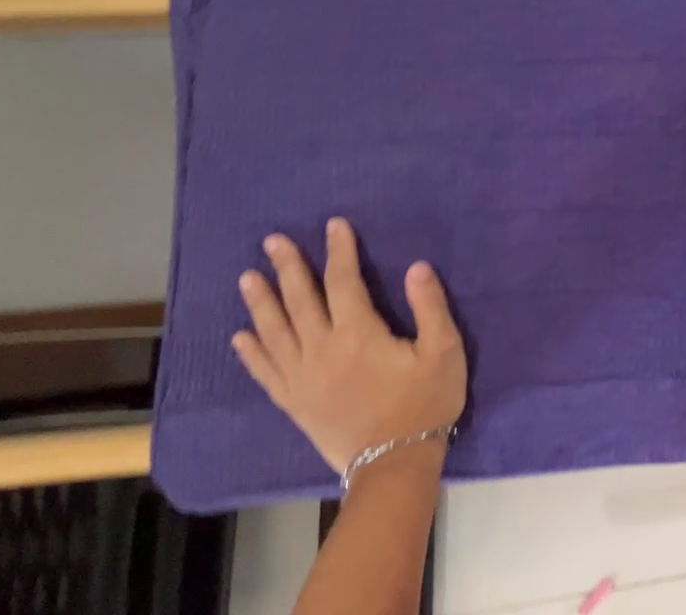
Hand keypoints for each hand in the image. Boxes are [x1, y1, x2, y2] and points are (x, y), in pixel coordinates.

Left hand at [232, 217, 467, 473]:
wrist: (393, 460)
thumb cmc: (426, 401)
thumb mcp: (444, 350)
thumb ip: (430, 307)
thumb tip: (417, 267)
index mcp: (359, 333)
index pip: (344, 282)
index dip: (340, 251)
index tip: (334, 225)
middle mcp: (321, 349)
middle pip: (300, 300)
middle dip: (288, 268)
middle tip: (273, 241)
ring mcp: (301, 377)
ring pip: (274, 331)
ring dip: (260, 302)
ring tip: (248, 278)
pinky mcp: (293, 401)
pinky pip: (264, 370)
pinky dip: (250, 351)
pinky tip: (240, 337)